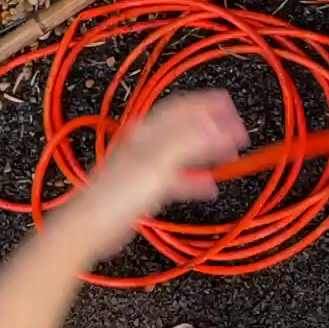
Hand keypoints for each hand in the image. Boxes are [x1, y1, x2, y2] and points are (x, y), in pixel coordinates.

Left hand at [65, 90, 248, 251]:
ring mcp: (146, 165)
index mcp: (148, 132)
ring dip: (207, 151)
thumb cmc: (119, 192)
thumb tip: (216, 125)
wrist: (92, 223)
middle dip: (211, 126)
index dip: (206, 104)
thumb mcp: (159, 162)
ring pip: (184, 152)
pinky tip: (209, 187)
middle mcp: (147, 143)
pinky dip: (196, 179)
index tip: (230, 105)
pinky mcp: (146, 187)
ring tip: (229, 153)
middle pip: (185, 127)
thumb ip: (190, 142)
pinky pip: (178, 177)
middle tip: (235, 128)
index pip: (181, 108)